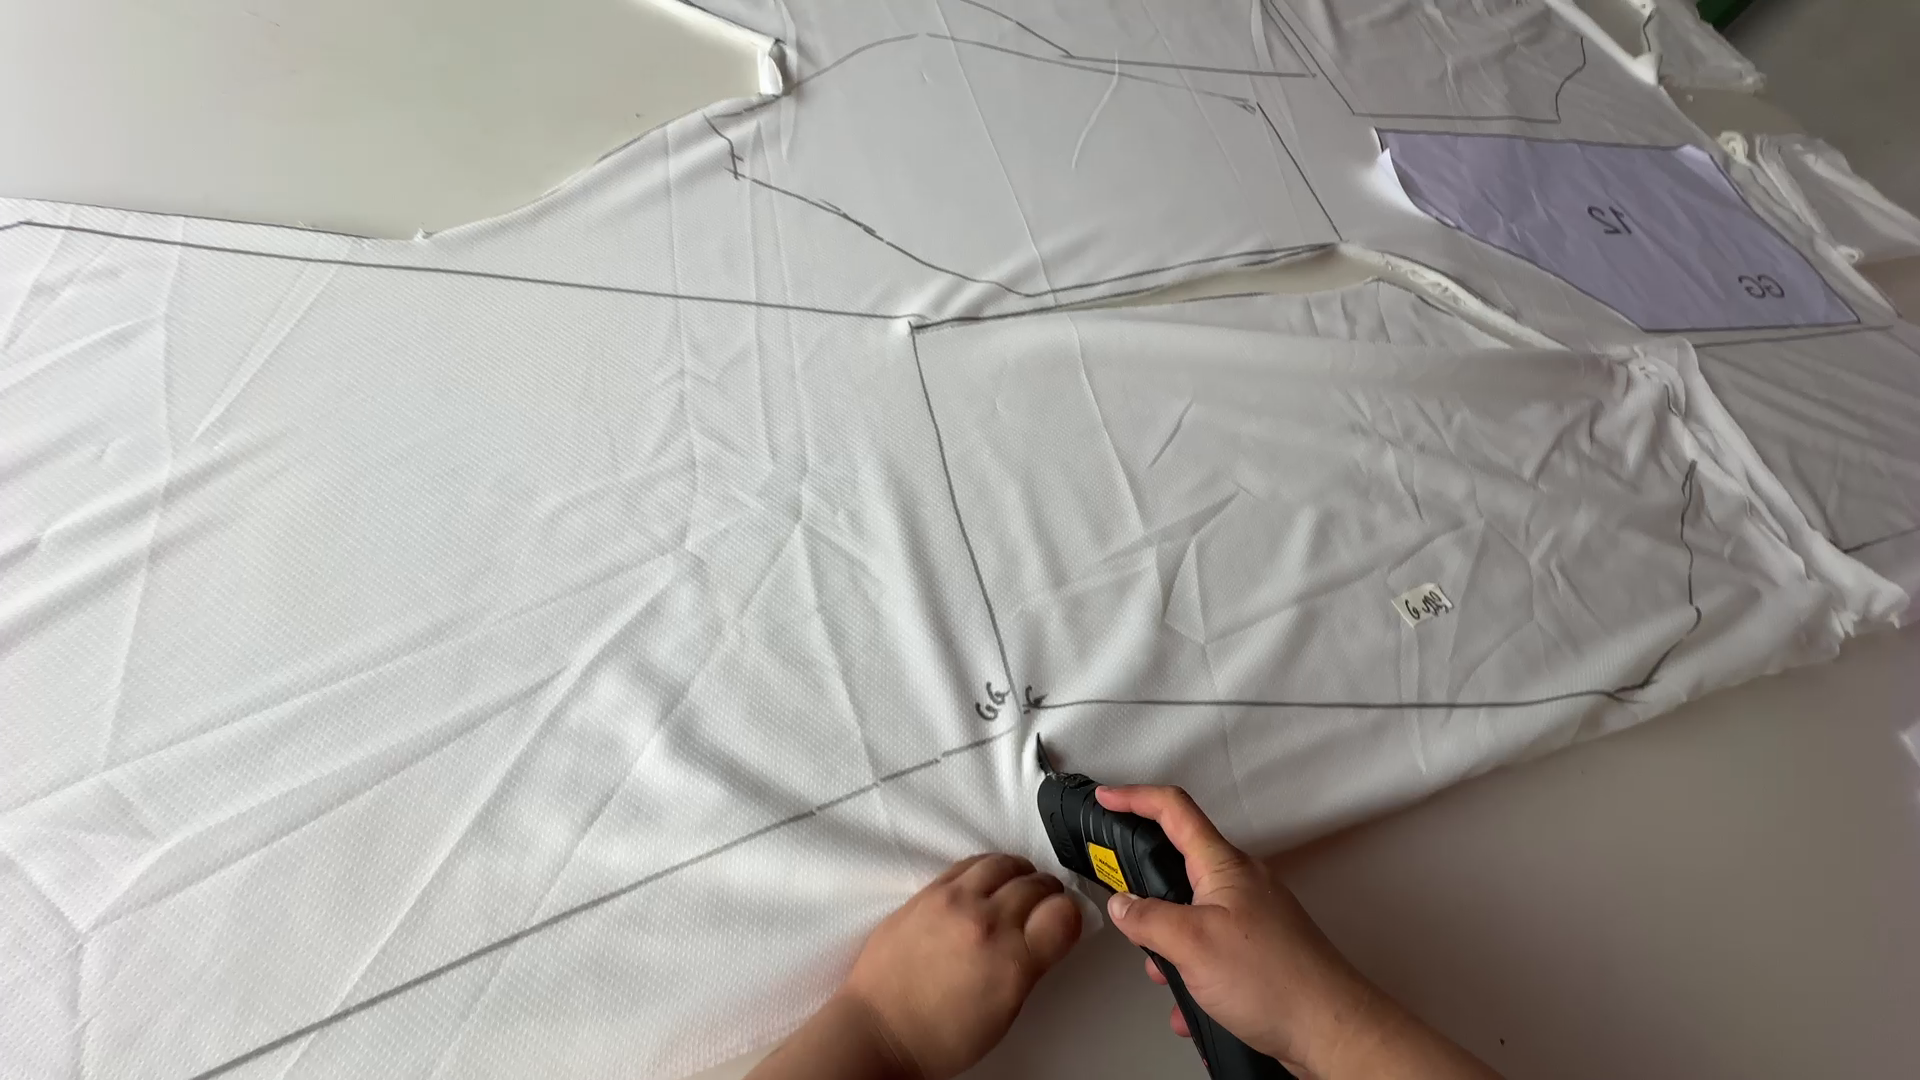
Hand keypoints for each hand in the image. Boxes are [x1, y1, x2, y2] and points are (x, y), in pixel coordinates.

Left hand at [838, 853, 1081, 1079]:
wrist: (880, 1028)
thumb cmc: (940, 1036)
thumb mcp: (1004, 1012)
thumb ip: (1031, 966)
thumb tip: (1050, 933)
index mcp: (1012, 961)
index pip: (1063, 913)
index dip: (1071, 913)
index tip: (1066, 918)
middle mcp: (986, 922)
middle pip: (1036, 884)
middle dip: (1048, 891)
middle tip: (1046, 900)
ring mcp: (955, 900)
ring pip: (1004, 863)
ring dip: (1020, 871)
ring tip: (1021, 882)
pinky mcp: (930, 890)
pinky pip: (971, 863)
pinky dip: (989, 867)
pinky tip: (990, 878)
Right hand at [1099, 786, 1497, 1078]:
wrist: (1337, 1034)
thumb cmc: (1277, 981)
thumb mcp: (1191, 944)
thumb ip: (1146, 919)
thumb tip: (1123, 905)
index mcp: (1223, 864)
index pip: (1172, 808)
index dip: (1134, 797)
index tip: (1107, 797)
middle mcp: (1240, 881)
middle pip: (1179, 860)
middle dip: (1146, 886)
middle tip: (1124, 897)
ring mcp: (1253, 914)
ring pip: (1193, 910)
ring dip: (1169, 938)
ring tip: (1165, 971)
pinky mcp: (1262, 948)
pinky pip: (1213, 945)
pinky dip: (1194, 968)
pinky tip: (1192, 1000)